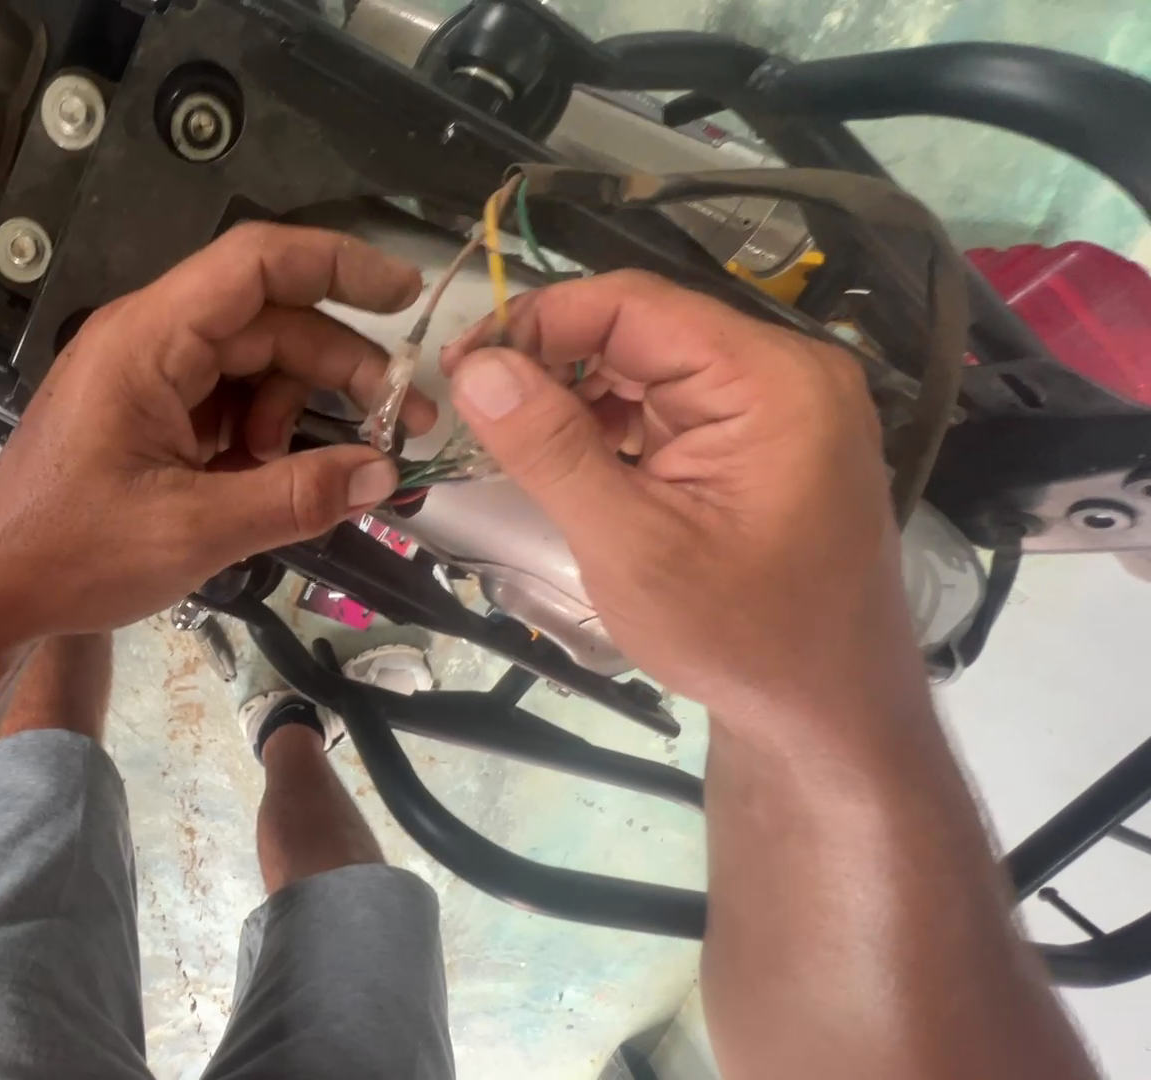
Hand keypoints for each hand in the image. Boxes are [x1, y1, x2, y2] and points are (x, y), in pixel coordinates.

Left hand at [0, 223, 435, 638]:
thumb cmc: (74, 556)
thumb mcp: (194, 530)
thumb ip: (295, 497)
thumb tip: (382, 475)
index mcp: (148, 341)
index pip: (255, 265)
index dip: (338, 266)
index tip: (406, 298)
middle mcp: (147, 342)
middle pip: (267, 325)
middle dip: (339, 369)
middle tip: (398, 427)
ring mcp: (144, 380)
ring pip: (251, 368)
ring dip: (297, 413)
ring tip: (317, 475)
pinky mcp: (144, 417)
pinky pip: (222, 405)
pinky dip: (259, 437)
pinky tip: (265, 480)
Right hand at [440, 270, 918, 724]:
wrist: (818, 709)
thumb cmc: (733, 633)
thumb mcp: (626, 543)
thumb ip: (550, 449)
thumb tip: (475, 368)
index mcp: (766, 380)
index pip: (632, 305)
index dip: (535, 322)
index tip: (460, 368)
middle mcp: (773, 373)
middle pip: (634, 328)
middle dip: (543, 359)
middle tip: (469, 405)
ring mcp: (761, 407)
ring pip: (637, 365)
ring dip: (563, 393)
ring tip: (503, 436)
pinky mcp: (741, 441)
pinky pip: (652, 405)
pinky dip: (593, 423)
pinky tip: (556, 458)